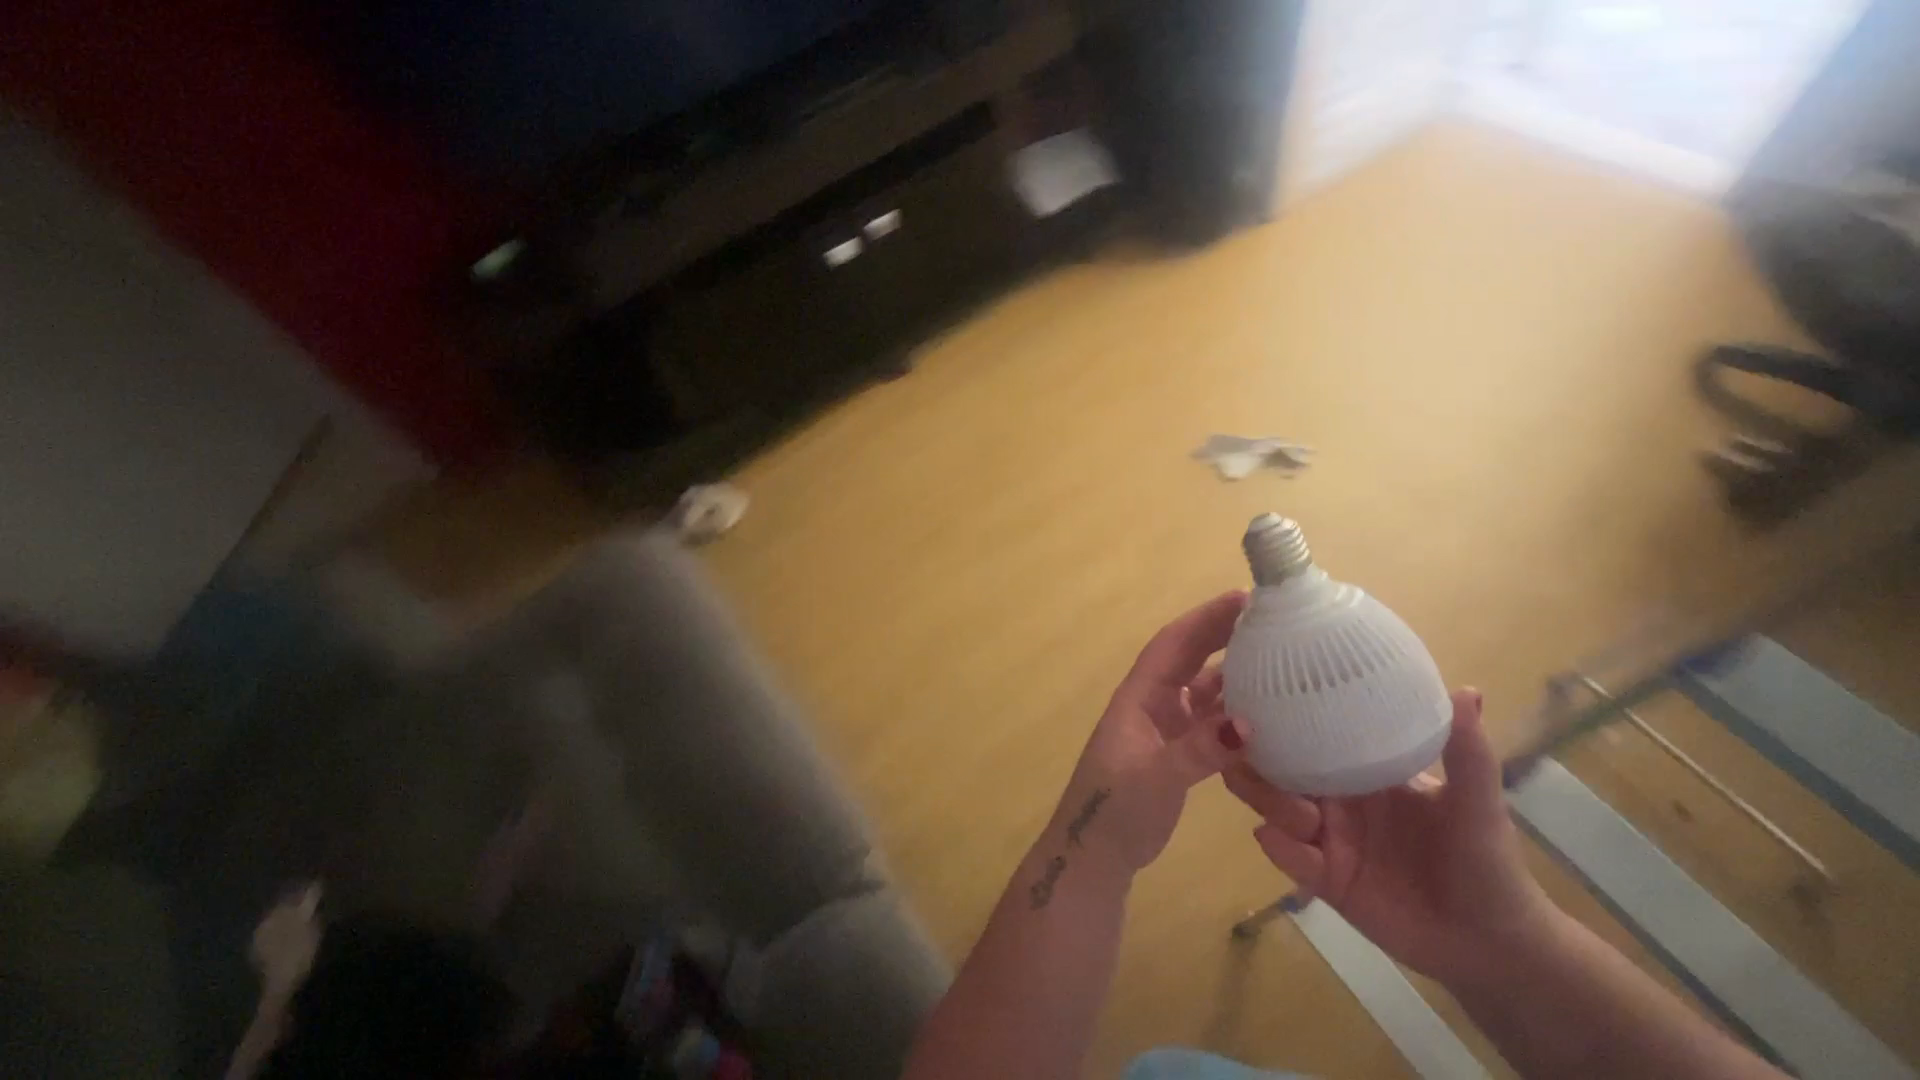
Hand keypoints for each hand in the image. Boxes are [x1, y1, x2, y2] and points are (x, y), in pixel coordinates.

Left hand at [1042, 592, 1252, 887]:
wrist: (1097, 854)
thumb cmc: (1115, 808)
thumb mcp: (1155, 777)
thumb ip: (1198, 751)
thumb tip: (1246, 723)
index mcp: (1139, 698)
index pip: (1173, 644)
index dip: (1205, 619)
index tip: (1244, 598)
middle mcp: (1153, 704)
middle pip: (1190, 658)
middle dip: (1223, 634)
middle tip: (1271, 618)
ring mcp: (1166, 728)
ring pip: (1204, 688)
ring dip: (1234, 671)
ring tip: (1278, 657)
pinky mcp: (1178, 753)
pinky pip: (1212, 720)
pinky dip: (1236, 711)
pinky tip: (1268, 712)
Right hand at [1224, 690, 1561, 987]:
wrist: (1490, 941)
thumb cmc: (1485, 860)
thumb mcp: (1477, 802)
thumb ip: (1466, 752)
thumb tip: (1468, 691)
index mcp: (1363, 767)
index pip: (1312, 731)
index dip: (1279, 714)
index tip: (1253, 696)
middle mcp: (1335, 796)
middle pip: (1275, 767)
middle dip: (1254, 758)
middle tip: (1243, 750)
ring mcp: (1325, 837)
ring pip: (1272, 807)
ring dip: (1268, 800)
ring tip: (1294, 809)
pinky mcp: (1322, 877)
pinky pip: (1289, 857)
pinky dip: (1279, 847)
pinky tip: (1277, 840)